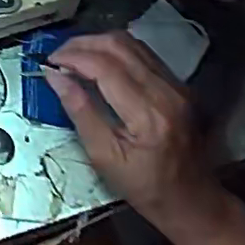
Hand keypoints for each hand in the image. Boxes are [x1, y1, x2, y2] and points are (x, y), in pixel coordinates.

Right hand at [45, 32, 237, 244]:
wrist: (194, 202)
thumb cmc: (146, 187)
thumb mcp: (104, 157)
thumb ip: (80, 111)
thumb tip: (54, 76)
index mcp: (148, 115)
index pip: (104, 66)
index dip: (72, 57)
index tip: (49, 63)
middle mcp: (166, 92)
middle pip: (117, 45)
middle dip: (80, 45)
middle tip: (58, 57)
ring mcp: (176, 86)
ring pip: (129, 42)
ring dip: (96, 43)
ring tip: (73, 56)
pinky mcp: (178, 84)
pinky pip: (140, 52)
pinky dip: (113, 50)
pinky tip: (97, 62)